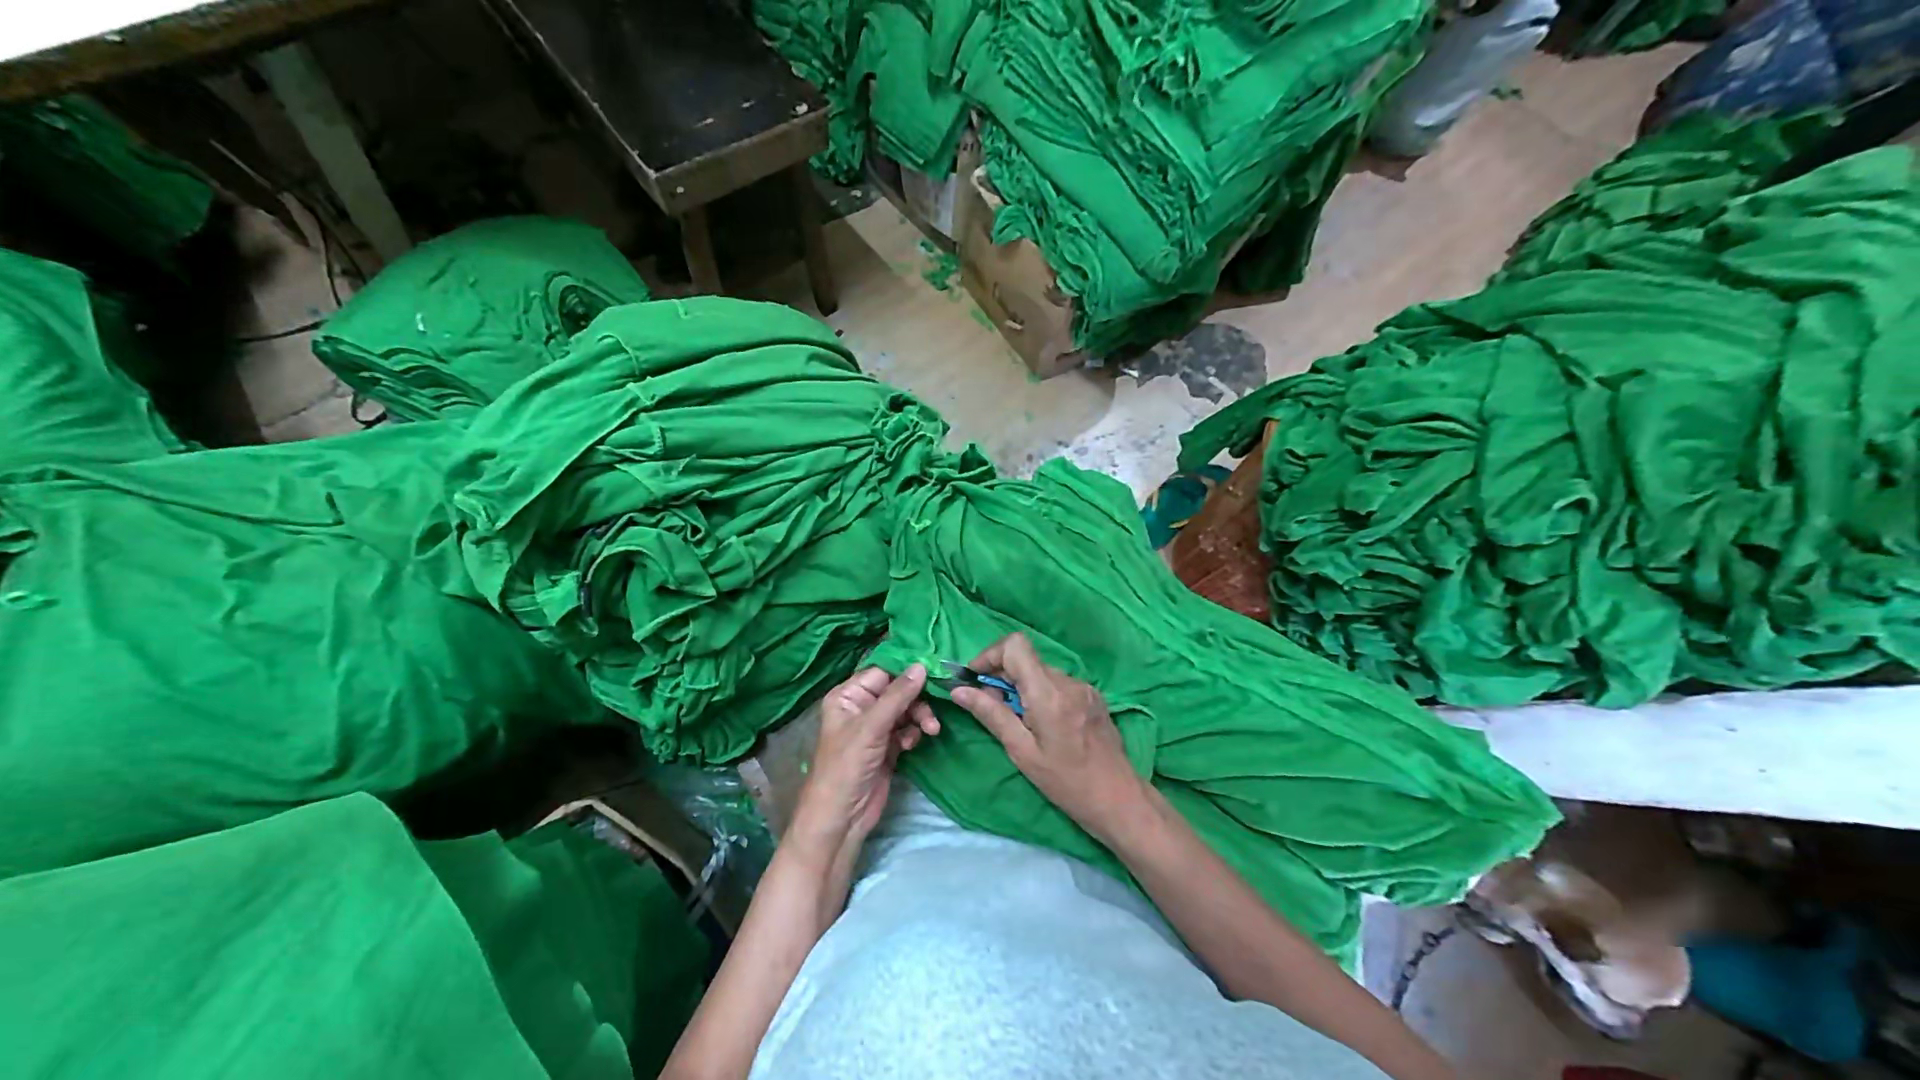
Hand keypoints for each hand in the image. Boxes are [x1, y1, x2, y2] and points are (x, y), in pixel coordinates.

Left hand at [793, 664, 939, 850]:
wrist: (842, 816)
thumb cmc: (847, 765)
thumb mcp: (871, 727)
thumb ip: (898, 695)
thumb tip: (921, 665)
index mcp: (848, 696)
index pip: (882, 673)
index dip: (906, 673)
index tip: (933, 673)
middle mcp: (861, 707)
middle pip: (898, 692)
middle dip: (916, 701)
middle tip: (931, 716)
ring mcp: (875, 729)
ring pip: (906, 711)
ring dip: (919, 718)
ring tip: (930, 731)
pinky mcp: (887, 747)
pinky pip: (907, 730)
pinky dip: (914, 733)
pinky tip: (912, 744)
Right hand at [949, 634, 1148, 844]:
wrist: (1119, 798)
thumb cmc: (1066, 782)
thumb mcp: (1022, 751)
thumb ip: (991, 714)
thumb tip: (959, 690)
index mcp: (1048, 693)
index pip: (1015, 645)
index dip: (990, 655)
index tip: (976, 679)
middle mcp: (1068, 681)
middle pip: (1026, 658)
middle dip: (1001, 674)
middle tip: (989, 705)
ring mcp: (1083, 687)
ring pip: (1041, 671)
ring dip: (1021, 686)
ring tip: (1016, 719)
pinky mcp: (1092, 696)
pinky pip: (1057, 683)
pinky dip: (1040, 693)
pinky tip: (1041, 723)